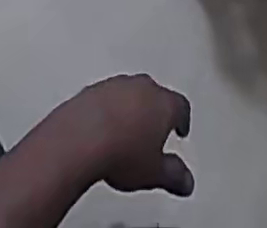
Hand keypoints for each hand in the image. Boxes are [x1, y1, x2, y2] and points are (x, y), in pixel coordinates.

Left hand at [53, 74, 192, 196]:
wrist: (81, 139)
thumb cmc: (120, 151)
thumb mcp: (154, 173)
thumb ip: (173, 175)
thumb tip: (184, 180)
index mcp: (165, 103)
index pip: (181, 107)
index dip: (182, 120)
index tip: (180, 128)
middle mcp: (143, 87)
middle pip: (156, 97)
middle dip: (155, 114)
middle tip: (152, 133)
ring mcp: (117, 85)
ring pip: (130, 94)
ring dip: (130, 110)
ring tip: (125, 134)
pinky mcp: (94, 89)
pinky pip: (107, 97)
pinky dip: (108, 110)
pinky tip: (103, 130)